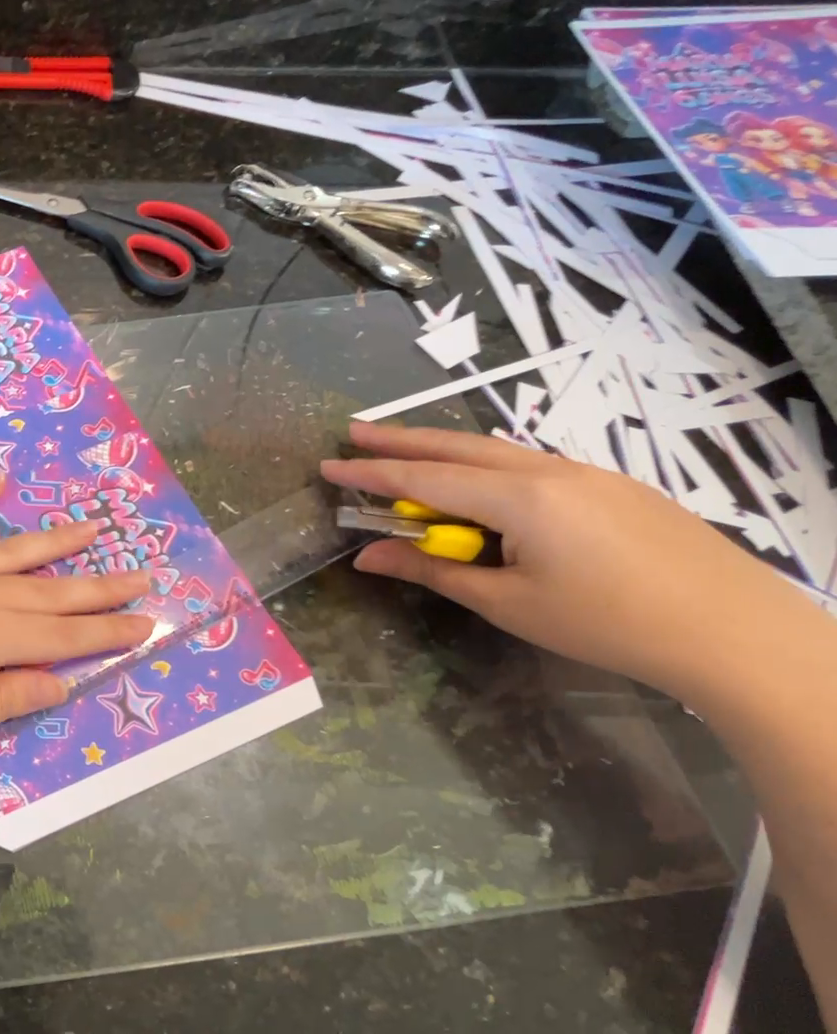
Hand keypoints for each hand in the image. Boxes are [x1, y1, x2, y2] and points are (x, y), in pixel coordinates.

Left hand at [0, 473, 152, 755]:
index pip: (65, 638)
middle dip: (101, 586)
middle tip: (144, 576)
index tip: (149, 623)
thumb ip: (5, 699)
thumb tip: (60, 684)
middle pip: (50, 591)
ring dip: (56, 541)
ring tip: (94, 528)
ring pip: (11, 550)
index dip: (109, 633)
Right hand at [320, 421, 824, 698]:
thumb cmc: (607, 623)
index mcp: (519, 498)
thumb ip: (433, 570)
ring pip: (497, 452)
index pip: (424, 478)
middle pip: (458, 446)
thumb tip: (367, 557)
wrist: (736, 632)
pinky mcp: (614, 488)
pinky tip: (480, 485)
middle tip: (354, 432)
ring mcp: (588, 474)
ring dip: (444, 449)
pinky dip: (486, 467)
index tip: (327, 467)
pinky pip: (531, 465)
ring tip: (406, 451)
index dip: (371, 473)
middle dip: (401, 438)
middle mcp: (550, 471)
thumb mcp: (506, 603)